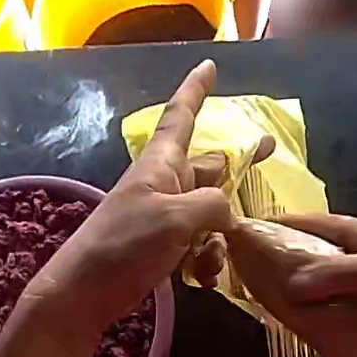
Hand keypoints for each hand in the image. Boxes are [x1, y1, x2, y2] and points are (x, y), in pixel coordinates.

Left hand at [25, 60, 257, 334]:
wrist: (85, 292)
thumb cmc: (126, 244)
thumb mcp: (176, 217)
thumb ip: (213, 205)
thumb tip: (229, 212)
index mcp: (162, 165)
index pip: (181, 116)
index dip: (196, 90)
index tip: (209, 65)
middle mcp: (166, 186)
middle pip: (209, 170)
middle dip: (236, 169)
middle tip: (270, 151)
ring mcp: (166, 219)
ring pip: (211, 216)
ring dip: (220, 239)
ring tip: (209, 263)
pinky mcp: (165, 249)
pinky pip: (199, 246)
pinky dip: (206, 262)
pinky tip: (203, 280)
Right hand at [277, 214, 356, 356]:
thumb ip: (336, 274)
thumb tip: (292, 286)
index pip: (319, 222)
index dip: (288, 224)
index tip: (256, 230)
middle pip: (323, 252)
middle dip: (296, 263)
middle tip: (265, 275)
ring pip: (333, 281)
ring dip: (314, 293)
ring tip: (286, 304)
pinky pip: (347, 304)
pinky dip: (333, 312)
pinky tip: (319, 324)